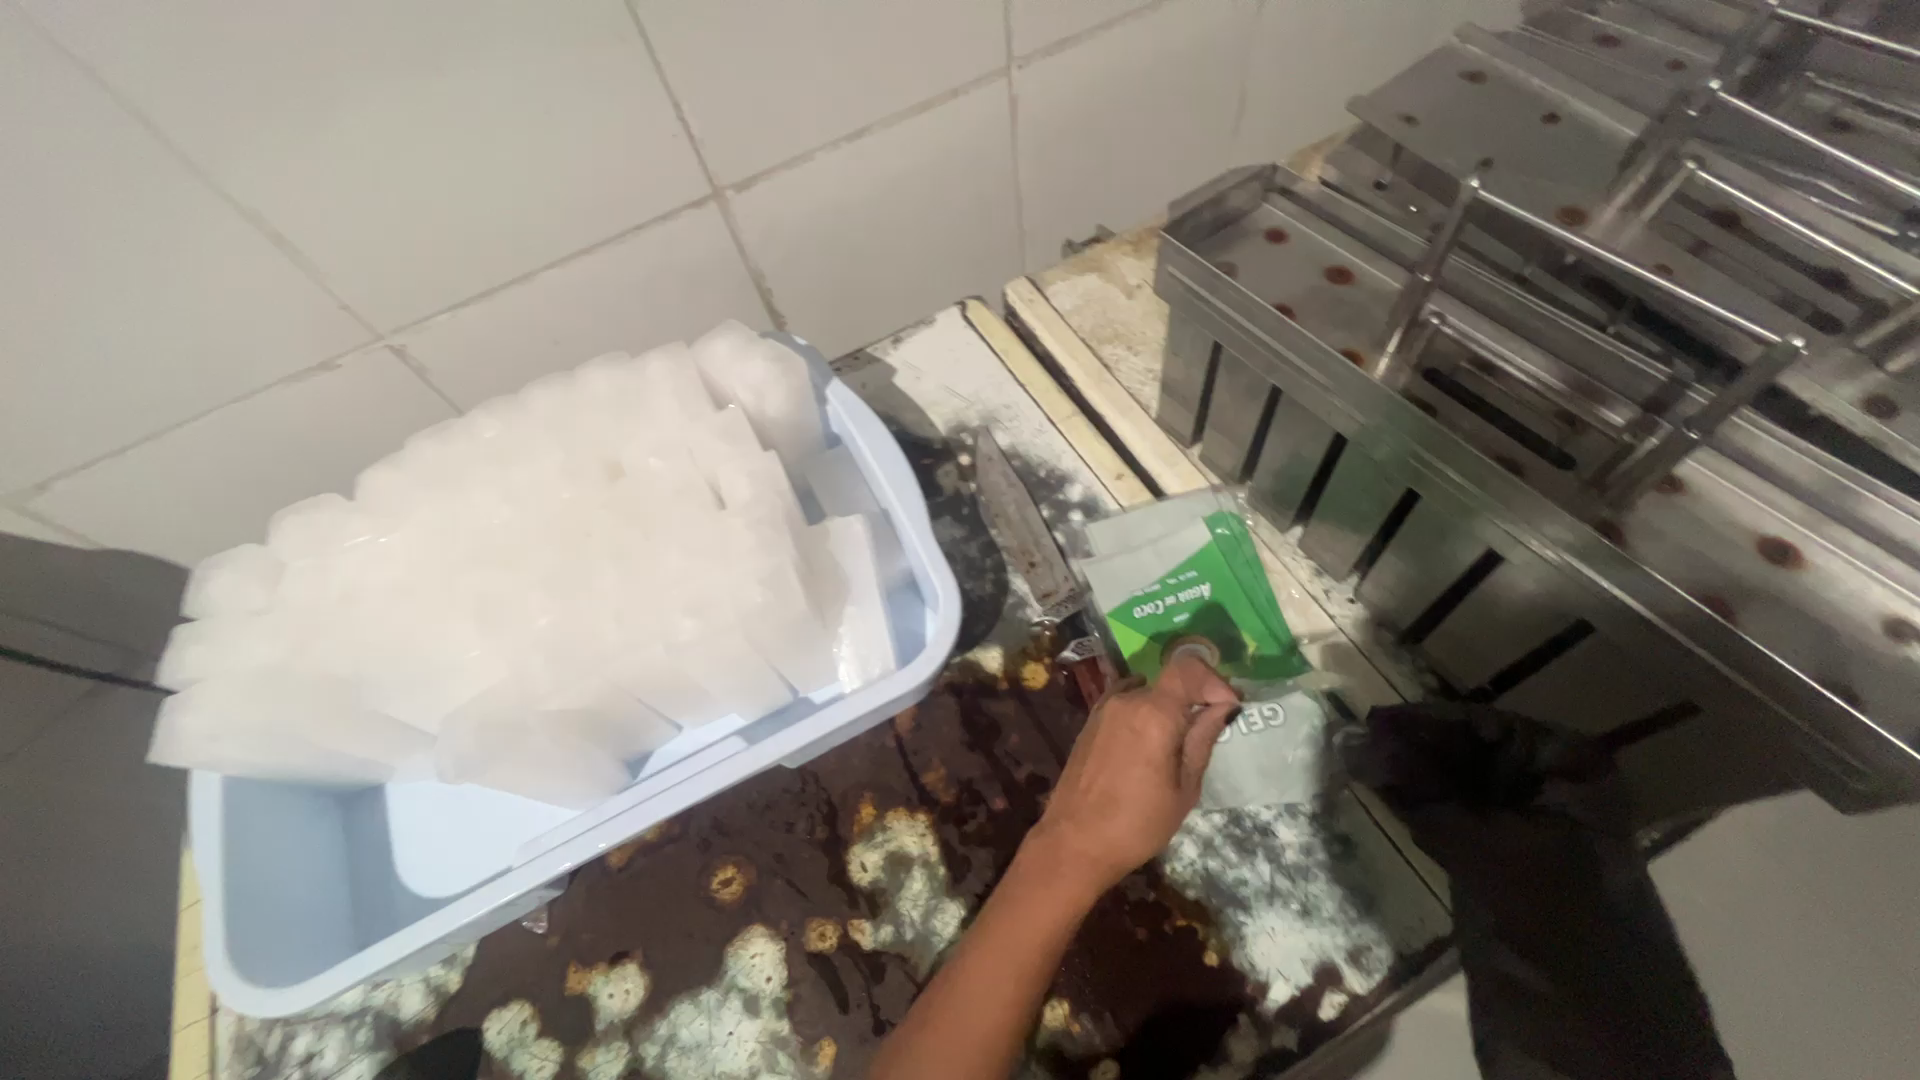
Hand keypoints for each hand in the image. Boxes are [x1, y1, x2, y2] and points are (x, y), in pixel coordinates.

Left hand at [1024, 654, 1239, 897]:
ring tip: (1181, 742)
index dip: (1214, 680)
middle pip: (1169, 682)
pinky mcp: (1091, 721)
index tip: (1230, 706)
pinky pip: (1127, 704)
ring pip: (1147, 693)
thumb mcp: (1184, 788)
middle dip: (1196, 698)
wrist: (1075, 840)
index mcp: (1153, 712)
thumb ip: (1202, 739)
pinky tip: (1151, 742)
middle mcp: (1126, 700)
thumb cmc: (1138, 822)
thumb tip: (1223, 707)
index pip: (1187, 668)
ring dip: (1169, 707)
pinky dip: (1145, 713)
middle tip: (1213, 727)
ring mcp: (1104, 708)